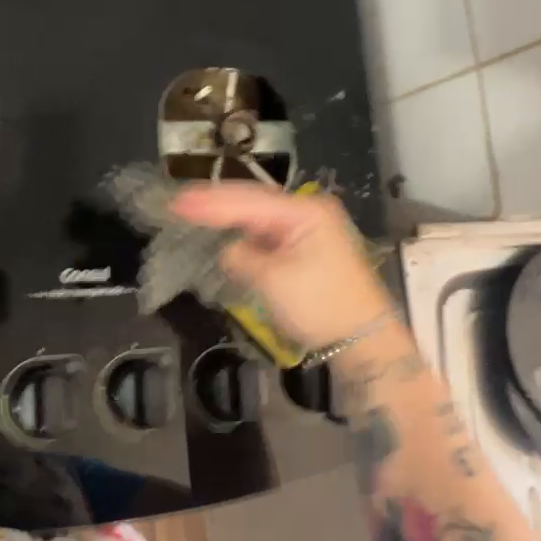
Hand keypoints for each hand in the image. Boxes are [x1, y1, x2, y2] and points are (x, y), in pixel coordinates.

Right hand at [171, 183, 394, 346]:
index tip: (175, 202)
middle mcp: (308, 212)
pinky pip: (266, 231)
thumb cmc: (321, 307)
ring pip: (258, 214)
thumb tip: (228, 250)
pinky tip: (222, 231)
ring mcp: (309, 229)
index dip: (208, 203)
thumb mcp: (273, 282)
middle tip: (177, 203)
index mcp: (304, 213)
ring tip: (192, 212)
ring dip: (227, 214)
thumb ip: (242, 257)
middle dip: (215, 202)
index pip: (247, 201)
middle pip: (253, 200)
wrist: (365, 340)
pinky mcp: (306, 247)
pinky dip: (242, 231)